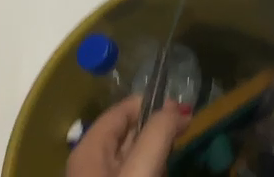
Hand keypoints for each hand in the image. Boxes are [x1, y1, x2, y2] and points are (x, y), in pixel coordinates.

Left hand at [67, 97, 191, 176]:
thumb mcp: (141, 167)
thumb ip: (159, 131)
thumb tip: (177, 107)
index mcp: (90, 144)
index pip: (126, 107)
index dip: (156, 103)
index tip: (184, 111)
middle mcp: (89, 159)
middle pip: (131, 130)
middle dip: (157, 131)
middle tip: (178, 140)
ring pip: (133, 153)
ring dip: (155, 154)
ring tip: (165, 165)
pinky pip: (132, 172)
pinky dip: (148, 170)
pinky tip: (157, 174)